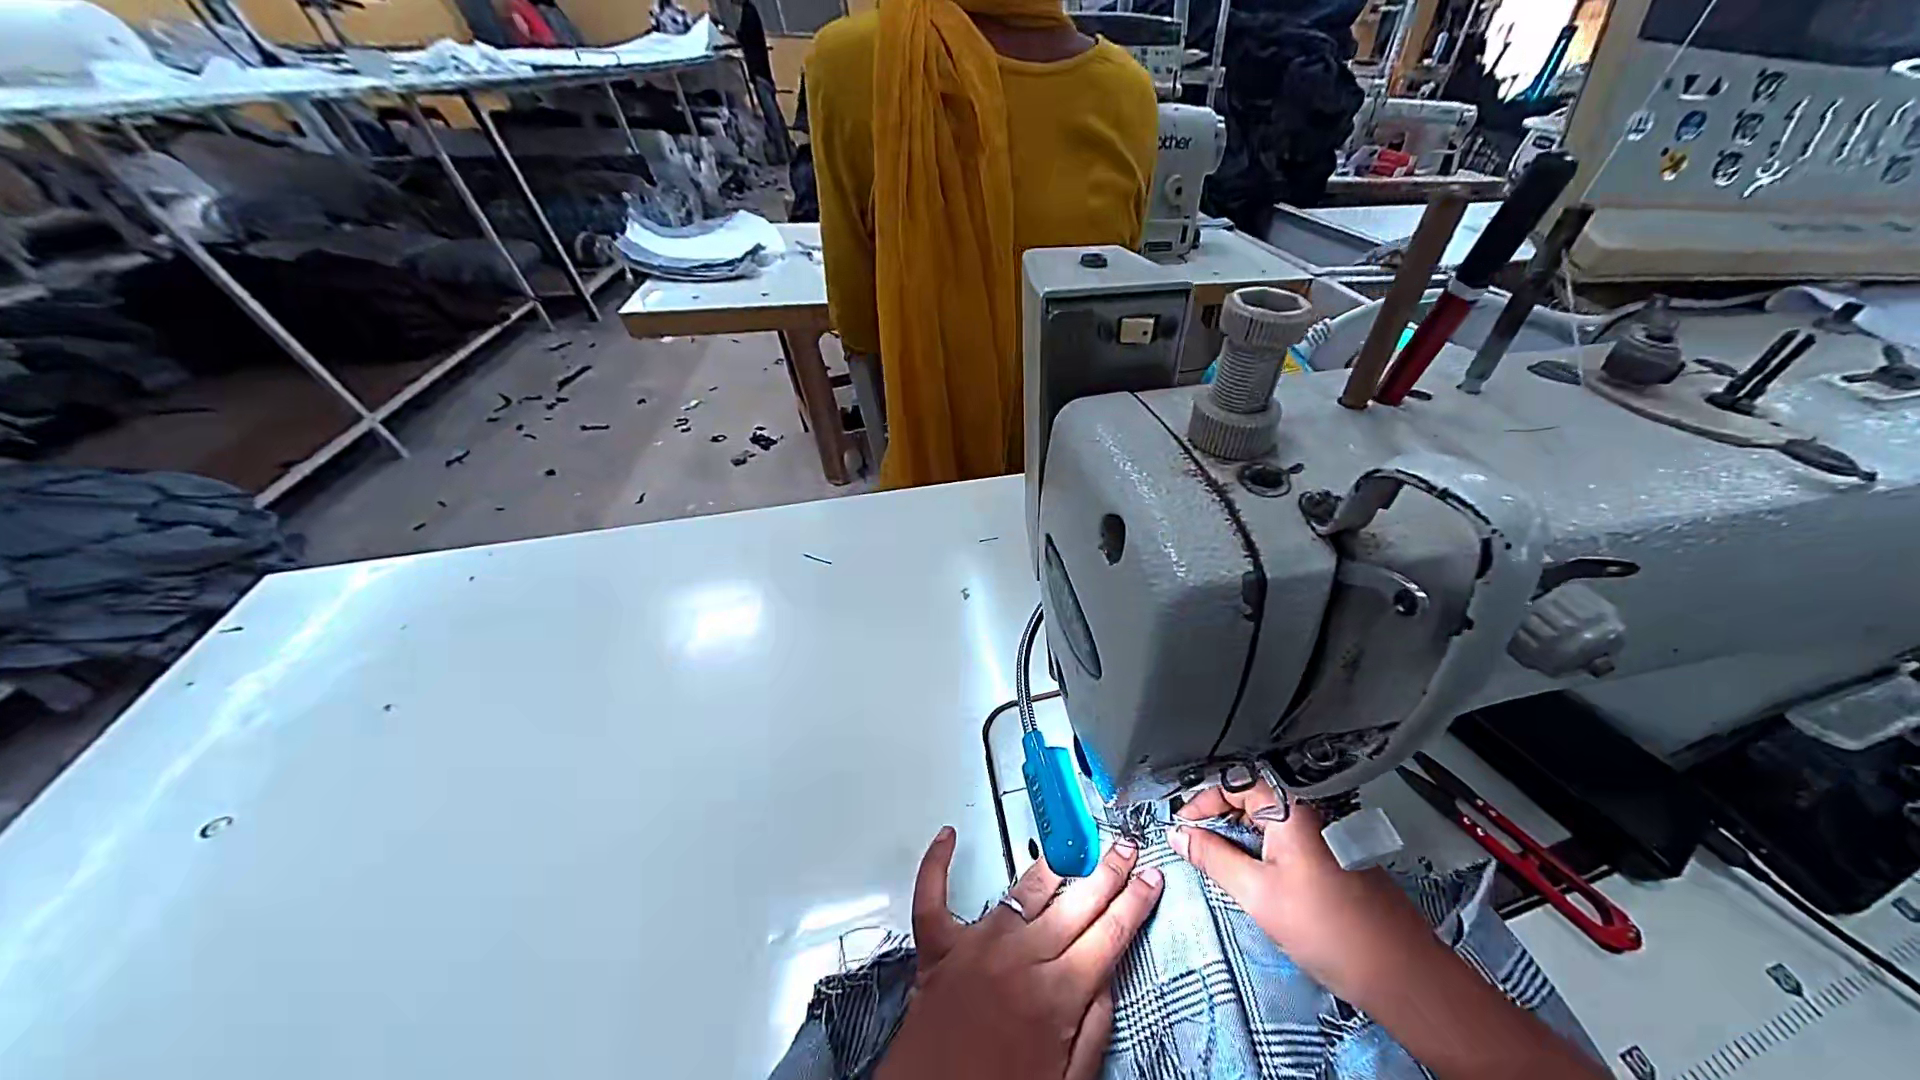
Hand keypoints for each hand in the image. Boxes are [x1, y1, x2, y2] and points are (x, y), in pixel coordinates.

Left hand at [876, 827, 1164, 1079]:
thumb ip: (1092, 1029)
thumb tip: (1108, 981)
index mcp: (1056, 997)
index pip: (1109, 934)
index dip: (1134, 903)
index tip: (1149, 881)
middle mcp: (1018, 961)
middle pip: (1075, 904)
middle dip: (1106, 874)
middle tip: (1123, 850)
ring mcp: (976, 946)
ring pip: (1022, 891)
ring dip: (1052, 865)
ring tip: (1073, 846)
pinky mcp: (938, 947)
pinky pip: (932, 895)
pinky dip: (936, 864)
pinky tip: (947, 837)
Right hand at [1169, 781, 1444, 1003]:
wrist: (1401, 973)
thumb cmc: (1337, 932)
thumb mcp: (1256, 893)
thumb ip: (1211, 857)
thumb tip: (1181, 837)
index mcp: (1291, 808)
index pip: (1230, 783)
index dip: (1201, 802)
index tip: (1184, 824)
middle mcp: (1310, 811)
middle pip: (1248, 798)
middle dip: (1217, 820)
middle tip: (1197, 846)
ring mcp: (1324, 831)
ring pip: (1265, 821)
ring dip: (1239, 838)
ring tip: (1225, 867)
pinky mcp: (1332, 852)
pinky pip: (1285, 838)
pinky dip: (1262, 851)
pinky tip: (1257, 879)